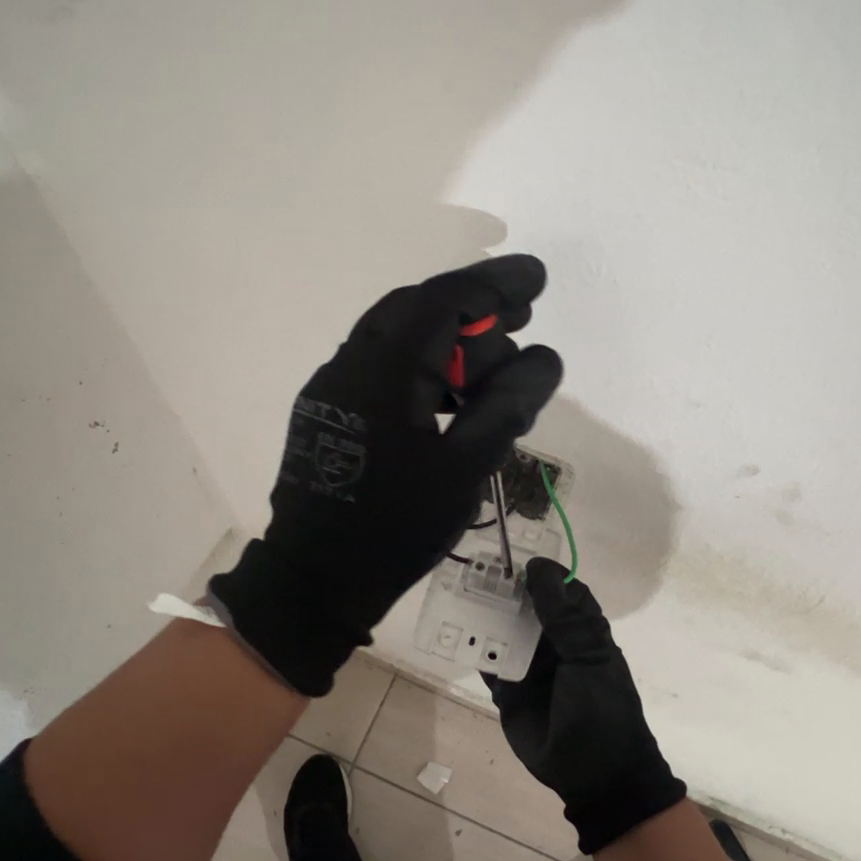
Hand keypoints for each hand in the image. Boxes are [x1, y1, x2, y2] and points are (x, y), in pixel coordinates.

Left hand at [209, 256, 562, 695]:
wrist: (315, 580)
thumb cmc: (393, 527)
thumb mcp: (462, 470)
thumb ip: (506, 407)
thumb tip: (545, 358)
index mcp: (381, 370)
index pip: (442, 301)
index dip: (494, 284)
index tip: (538, 280)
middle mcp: (350, 364)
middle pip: (418, 311)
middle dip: (474, 308)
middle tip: (524, 317)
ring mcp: (334, 387)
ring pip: (399, 340)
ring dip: (451, 343)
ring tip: (498, 367)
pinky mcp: (331, 412)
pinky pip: (384, 369)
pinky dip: (425, 369)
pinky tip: (456, 399)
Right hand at [485, 558, 686, 853]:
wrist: (596, 776)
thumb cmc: (601, 710)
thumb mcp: (587, 657)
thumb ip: (561, 616)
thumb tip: (539, 567)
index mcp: (583, 632)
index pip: (563, 591)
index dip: (543, 574)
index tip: (516, 558)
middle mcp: (556, 645)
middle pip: (528, 608)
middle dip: (506, 591)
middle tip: (476, 569)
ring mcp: (531, 669)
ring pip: (505, 633)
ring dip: (486, 616)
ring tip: (459, 594)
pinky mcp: (509, 694)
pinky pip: (489, 666)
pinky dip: (474, 651)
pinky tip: (454, 633)